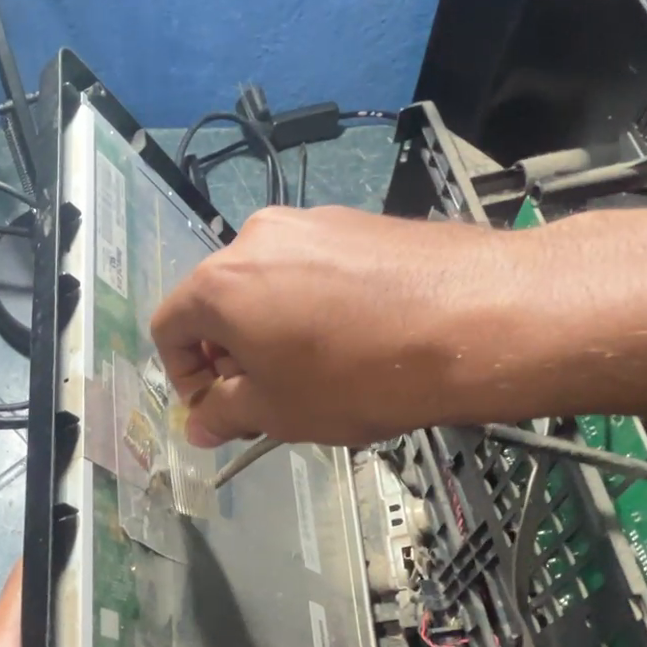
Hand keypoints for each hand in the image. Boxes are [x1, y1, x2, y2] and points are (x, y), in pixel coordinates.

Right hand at [151, 205, 522, 447]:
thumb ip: (222, 416)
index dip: (182, 377)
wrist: (478, 320)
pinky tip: (349, 341)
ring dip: (268, 331)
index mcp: (219, 284)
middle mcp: (256, 239)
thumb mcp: (276, 412)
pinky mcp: (358, 221)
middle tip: (262, 397)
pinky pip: (310, 269)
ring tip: (310, 372)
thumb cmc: (357, 376)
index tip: (215, 408)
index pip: (168, 328)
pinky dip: (308, 306)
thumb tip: (199, 425)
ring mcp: (311, 222)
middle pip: (216, 302)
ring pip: (265, 285)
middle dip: (228, 355)